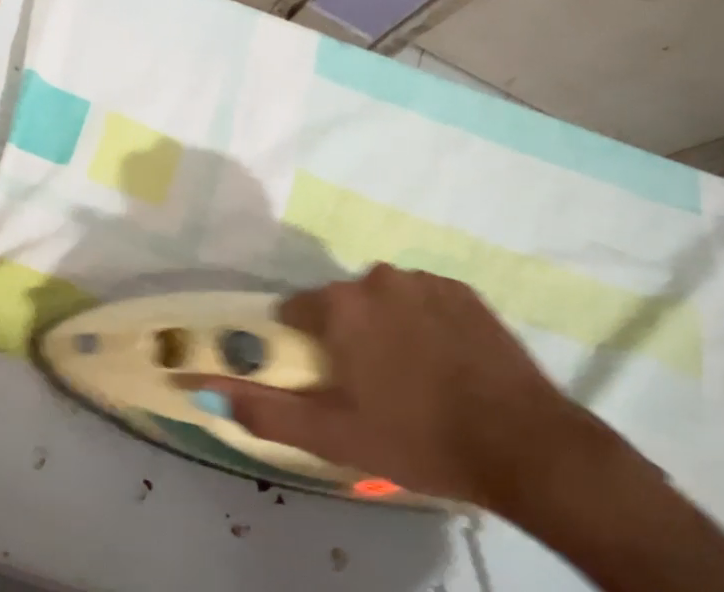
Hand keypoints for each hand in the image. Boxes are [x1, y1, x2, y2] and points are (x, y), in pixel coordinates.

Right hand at [194, 263, 626, 510]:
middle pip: (342, 303)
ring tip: (413, 380)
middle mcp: (378, 278)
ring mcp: (427, 281)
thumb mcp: (329, 434)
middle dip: (346, 336)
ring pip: (385, 300)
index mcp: (340, 305)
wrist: (524, 446)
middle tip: (370, 388)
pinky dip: (425, 324)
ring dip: (386, 328)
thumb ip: (261, 409)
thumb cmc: (416, 439)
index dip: (303, 345)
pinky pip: (426, 301)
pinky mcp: (467, 293)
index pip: (296, 311)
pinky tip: (444, 365)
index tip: (323, 380)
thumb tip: (199, 388)